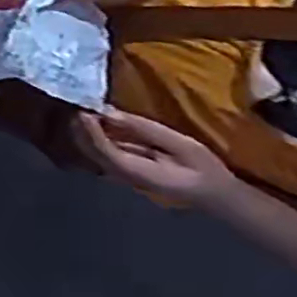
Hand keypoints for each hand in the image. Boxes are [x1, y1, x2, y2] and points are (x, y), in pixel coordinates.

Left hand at [70, 108, 239, 208]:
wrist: (216, 194)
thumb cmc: (205, 170)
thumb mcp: (184, 146)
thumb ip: (146, 130)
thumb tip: (110, 112)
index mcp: (138, 172)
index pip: (103, 150)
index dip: (90, 129)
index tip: (85, 109)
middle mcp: (122, 174)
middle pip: (88, 149)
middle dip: (80, 126)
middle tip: (82, 103)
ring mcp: (120, 172)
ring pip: (88, 148)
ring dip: (83, 128)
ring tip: (86, 107)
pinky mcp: (121, 167)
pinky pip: (98, 148)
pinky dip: (92, 132)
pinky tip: (96, 118)